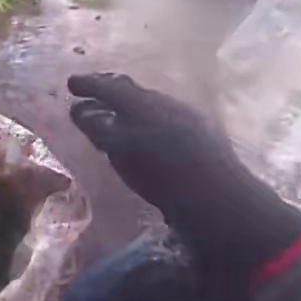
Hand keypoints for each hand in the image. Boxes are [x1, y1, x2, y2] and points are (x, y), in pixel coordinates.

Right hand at [68, 73, 300, 281]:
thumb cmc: (171, 183)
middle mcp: (172, 111)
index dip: (92, 85)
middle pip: (136, 94)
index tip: (70, 86)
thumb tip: (82, 110)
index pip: (115, 88)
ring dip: (128, 107)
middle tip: (88, 93)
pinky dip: (144, 122)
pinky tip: (141, 138)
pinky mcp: (203, 147)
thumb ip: (103, 129)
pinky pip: (164, 122)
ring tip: (110, 114)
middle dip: (110, 91)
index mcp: (151, 109)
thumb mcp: (127, 154)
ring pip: (152, 108)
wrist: (231, 216)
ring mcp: (191, 127)